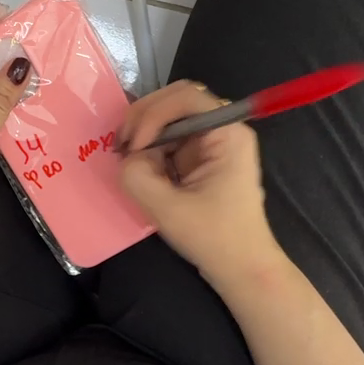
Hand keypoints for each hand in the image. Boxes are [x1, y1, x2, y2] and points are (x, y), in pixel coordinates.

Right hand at [118, 80, 284, 286]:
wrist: (241, 267)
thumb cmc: (214, 237)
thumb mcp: (168, 209)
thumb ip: (138, 177)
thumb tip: (126, 159)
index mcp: (227, 133)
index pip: (184, 97)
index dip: (152, 115)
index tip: (134, 147)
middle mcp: (222, 129)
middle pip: (176, 101)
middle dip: (144, 119)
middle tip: (122, 146)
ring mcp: (212, 144)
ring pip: (170, 119)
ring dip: (144, 134)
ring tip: (127, 158)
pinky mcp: (201, 160)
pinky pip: (170, 140)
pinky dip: (150, 149)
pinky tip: (139, 167)